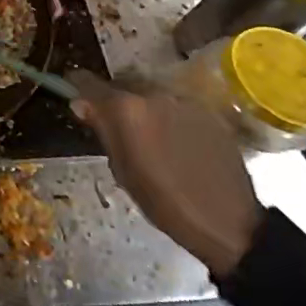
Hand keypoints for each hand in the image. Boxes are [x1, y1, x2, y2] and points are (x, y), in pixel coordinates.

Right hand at [67, 71, 264, 275]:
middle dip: (115, 101)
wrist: (229, 222)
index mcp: (126, 109)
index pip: (89, 83)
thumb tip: (80, 103)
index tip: (76, 99)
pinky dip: (170, 117)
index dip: (78, 88)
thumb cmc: (165, 203)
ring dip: (144, 108)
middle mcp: (153, 94)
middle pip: (122, 86)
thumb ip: (103, 131)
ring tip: (151, 137)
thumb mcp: (123, 170)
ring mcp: (183, 100)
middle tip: (117, 128)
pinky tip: (178, 143)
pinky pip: (177, 106)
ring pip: (151, 94)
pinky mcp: (208, 111)